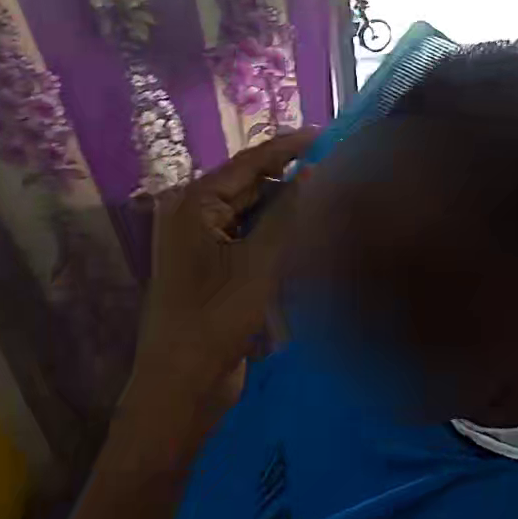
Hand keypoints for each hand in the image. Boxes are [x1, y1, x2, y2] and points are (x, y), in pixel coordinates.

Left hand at [118, 129, 317, 462]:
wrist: (181, 384)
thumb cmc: (214, 317)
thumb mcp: (258, 262)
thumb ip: (288, 214)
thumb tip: (314, 171)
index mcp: (195, 203)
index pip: (249, 163)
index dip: (288, 147)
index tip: (326, 134)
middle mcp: (196, 215)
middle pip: (251, 186)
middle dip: (291, 180)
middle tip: (337, 172)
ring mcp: (204, 243)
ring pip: (253, 214)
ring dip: (286, 209)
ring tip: (330, 200)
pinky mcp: (216, 269)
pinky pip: (251, 239)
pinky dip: (277, 235)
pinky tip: (307, 235)